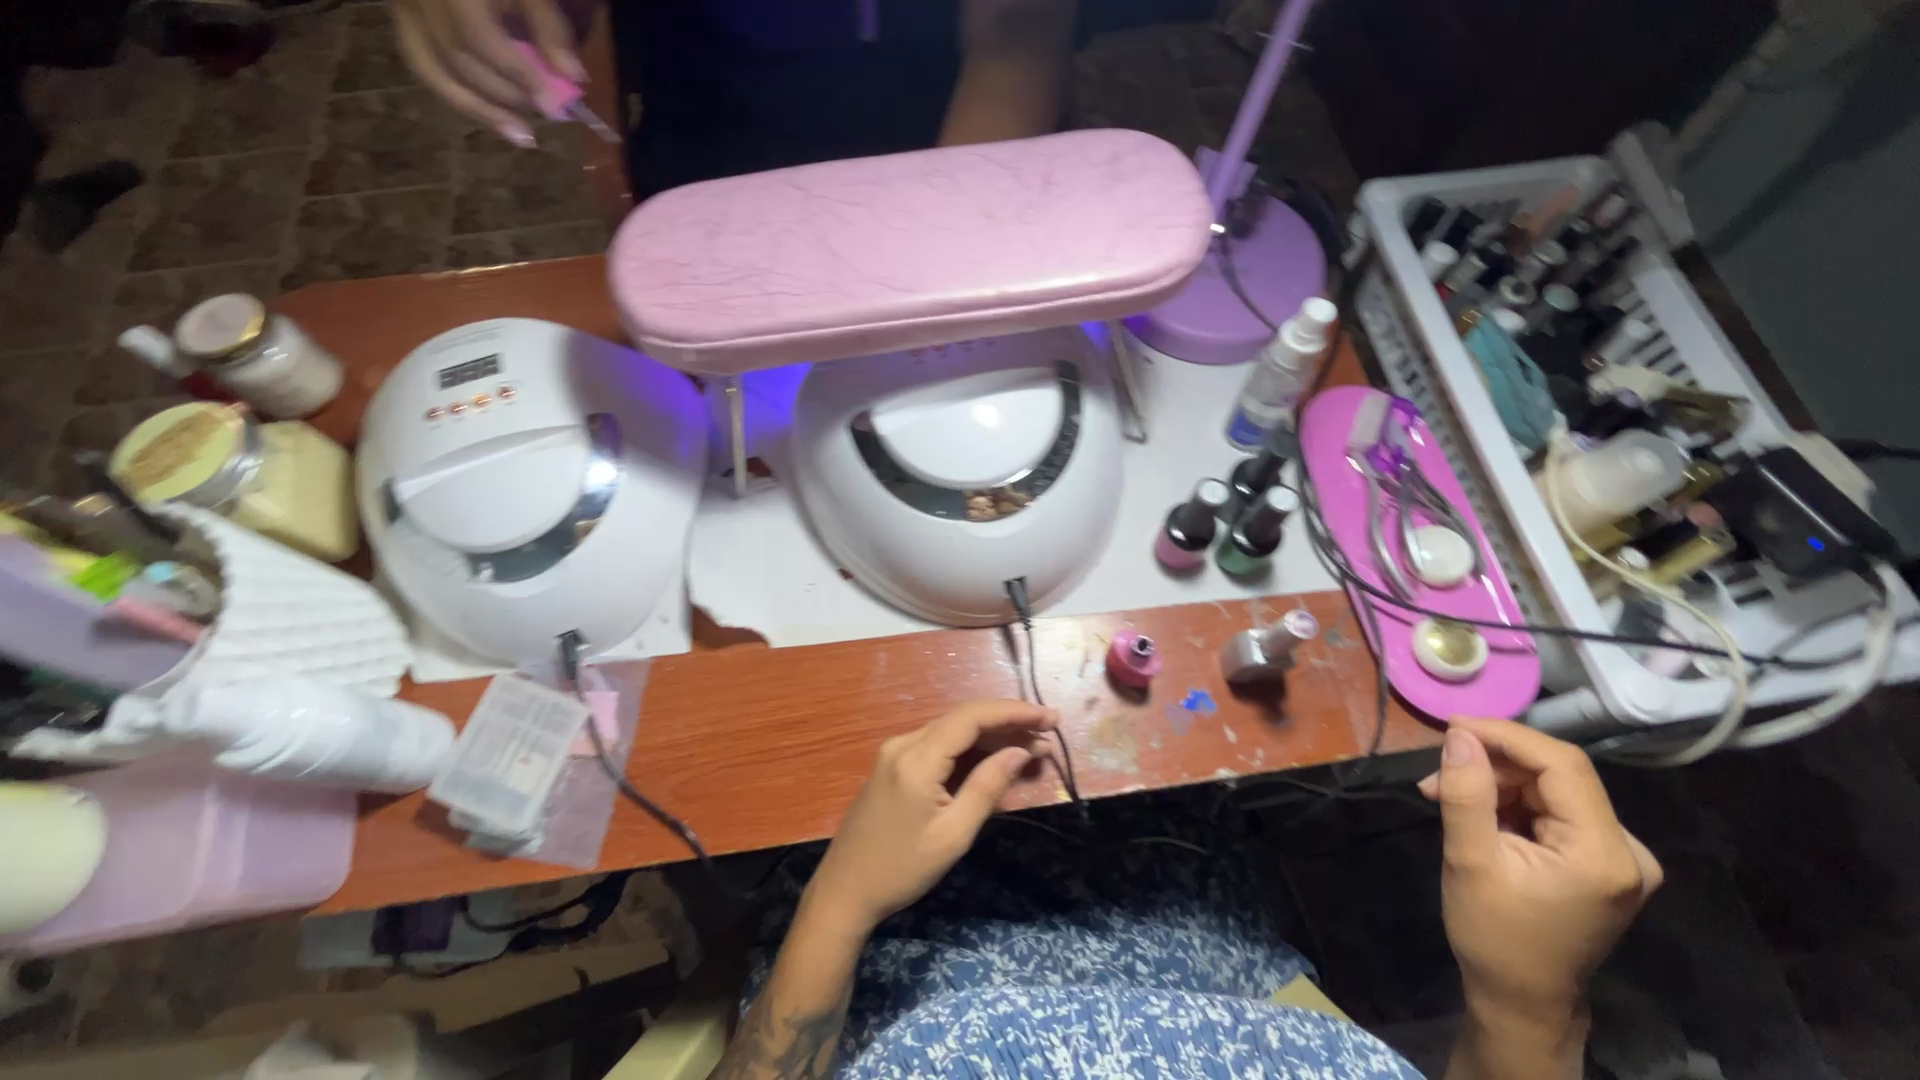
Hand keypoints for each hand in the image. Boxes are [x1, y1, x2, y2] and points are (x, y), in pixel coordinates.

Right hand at [393, 0, 583, 144]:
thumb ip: (548, 25)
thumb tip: (573, 76)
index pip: (478, 35)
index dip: (518, 73)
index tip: (554, 102)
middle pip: (458, 57)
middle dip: (506, 92)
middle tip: (547, 111)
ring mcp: (404, 8)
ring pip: (433, 69)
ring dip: (483, 109)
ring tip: (525, 135)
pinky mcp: (404, 20)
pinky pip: (424, 66)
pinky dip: (461, 99)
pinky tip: (498, 122)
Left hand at [805, 700, 1055, 933]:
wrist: (844, 891)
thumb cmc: (901, 869)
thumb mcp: (953, 834)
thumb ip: (987, 787)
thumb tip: (1020, 752)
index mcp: (916, 758)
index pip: (972, 717)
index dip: (1014, 712)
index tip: (1050, 718)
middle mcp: (903, 745)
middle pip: (963, 719)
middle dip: (1008, 723)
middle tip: (1049, 735)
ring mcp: (895, 754)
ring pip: (952, 732)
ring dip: (991, 737)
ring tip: (1032, 749)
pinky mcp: (893, 767)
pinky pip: (938, 747)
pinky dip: (970, 751)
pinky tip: (996, 761)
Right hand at [1421, 719, 1661, 1027]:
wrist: (1522, 999)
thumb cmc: (1494, 935)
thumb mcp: (1469, 861)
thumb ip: (1467, 794)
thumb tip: (1459, 736)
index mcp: (1604, 853)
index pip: (1562, 766)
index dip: (1507, 736)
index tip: (1453, 726)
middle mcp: (1628, 850)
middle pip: (1556, 776)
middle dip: (1492, 766)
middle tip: (1434, 776)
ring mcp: (1620, 857)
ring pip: (1551, 791)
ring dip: (1496, 785)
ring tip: (1443, 797)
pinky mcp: (1602, 862)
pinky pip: (1554, 811)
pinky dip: (1511, 805)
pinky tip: (1477, 816)